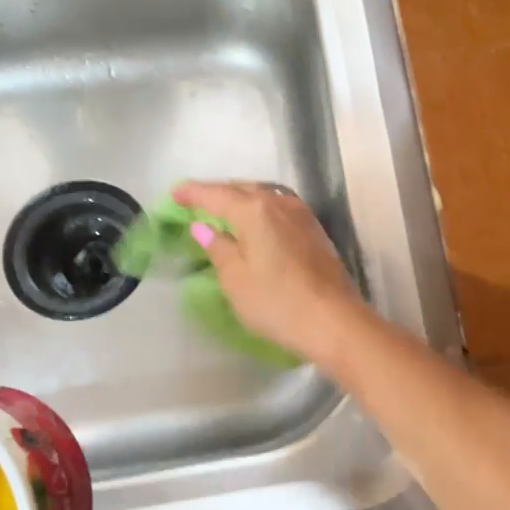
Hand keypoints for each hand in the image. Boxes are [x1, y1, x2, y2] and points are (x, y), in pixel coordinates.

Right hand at [173, 181, 371, 364]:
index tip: (175, 193)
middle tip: (196, 202)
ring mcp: (302, 215)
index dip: (194, 192)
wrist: (334, 321)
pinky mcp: (314, 231)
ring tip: (223, 210)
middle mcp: (280, 203)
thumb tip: (205, 227)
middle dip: (218, 192)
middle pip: (243, 189)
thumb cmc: (277, 302)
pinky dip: (260, 210)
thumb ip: (218, 248)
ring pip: (264, 196)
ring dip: (241, 199)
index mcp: (255, 210)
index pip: (216, 194)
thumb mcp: (236, 279)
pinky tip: (255, 224)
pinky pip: (279, 208)